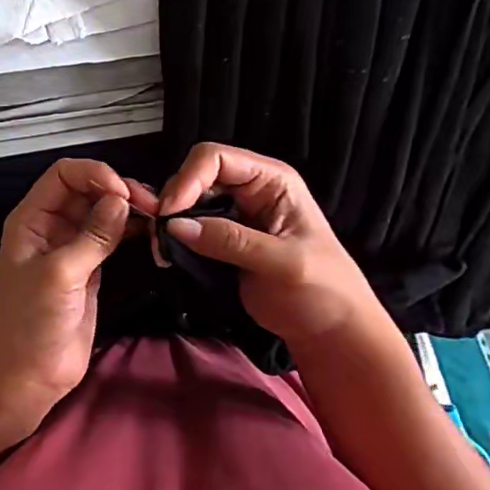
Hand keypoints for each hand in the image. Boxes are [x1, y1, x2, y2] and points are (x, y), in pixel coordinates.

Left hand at [0, 159, 155, 424]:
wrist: (29, 374)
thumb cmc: (30, 322)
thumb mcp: (59, 275)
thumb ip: (91, 237)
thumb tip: (120, 200)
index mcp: (31, 220)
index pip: (63, 175)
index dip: (94, 174)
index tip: (126, 193)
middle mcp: (50, 227)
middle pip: (86, 189)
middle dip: (119, 190)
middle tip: (156, 207)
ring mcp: (71, 248)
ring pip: (103, 213)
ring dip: (130, 211)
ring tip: (162, 219)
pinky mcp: (90, 270)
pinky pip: (112, 239)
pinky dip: (134, 233)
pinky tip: (156, 236)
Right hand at [156, 143, 382, 344]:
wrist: (329, 331)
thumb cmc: (325, 292)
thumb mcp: (285, 264)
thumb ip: (232, 241)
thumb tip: (176, 225)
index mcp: (271, 181)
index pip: (214, 158)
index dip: (187, 179)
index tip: (170, 212)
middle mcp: (246, 190)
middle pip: (190, 177)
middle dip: (170, 202)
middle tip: (161, 233)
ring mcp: (229, 213)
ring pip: (180, 201)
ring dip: (164, 222)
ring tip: (161, 249)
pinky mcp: (214, 236)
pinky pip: (180, 225)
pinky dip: (167, 236)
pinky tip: (165, 254)